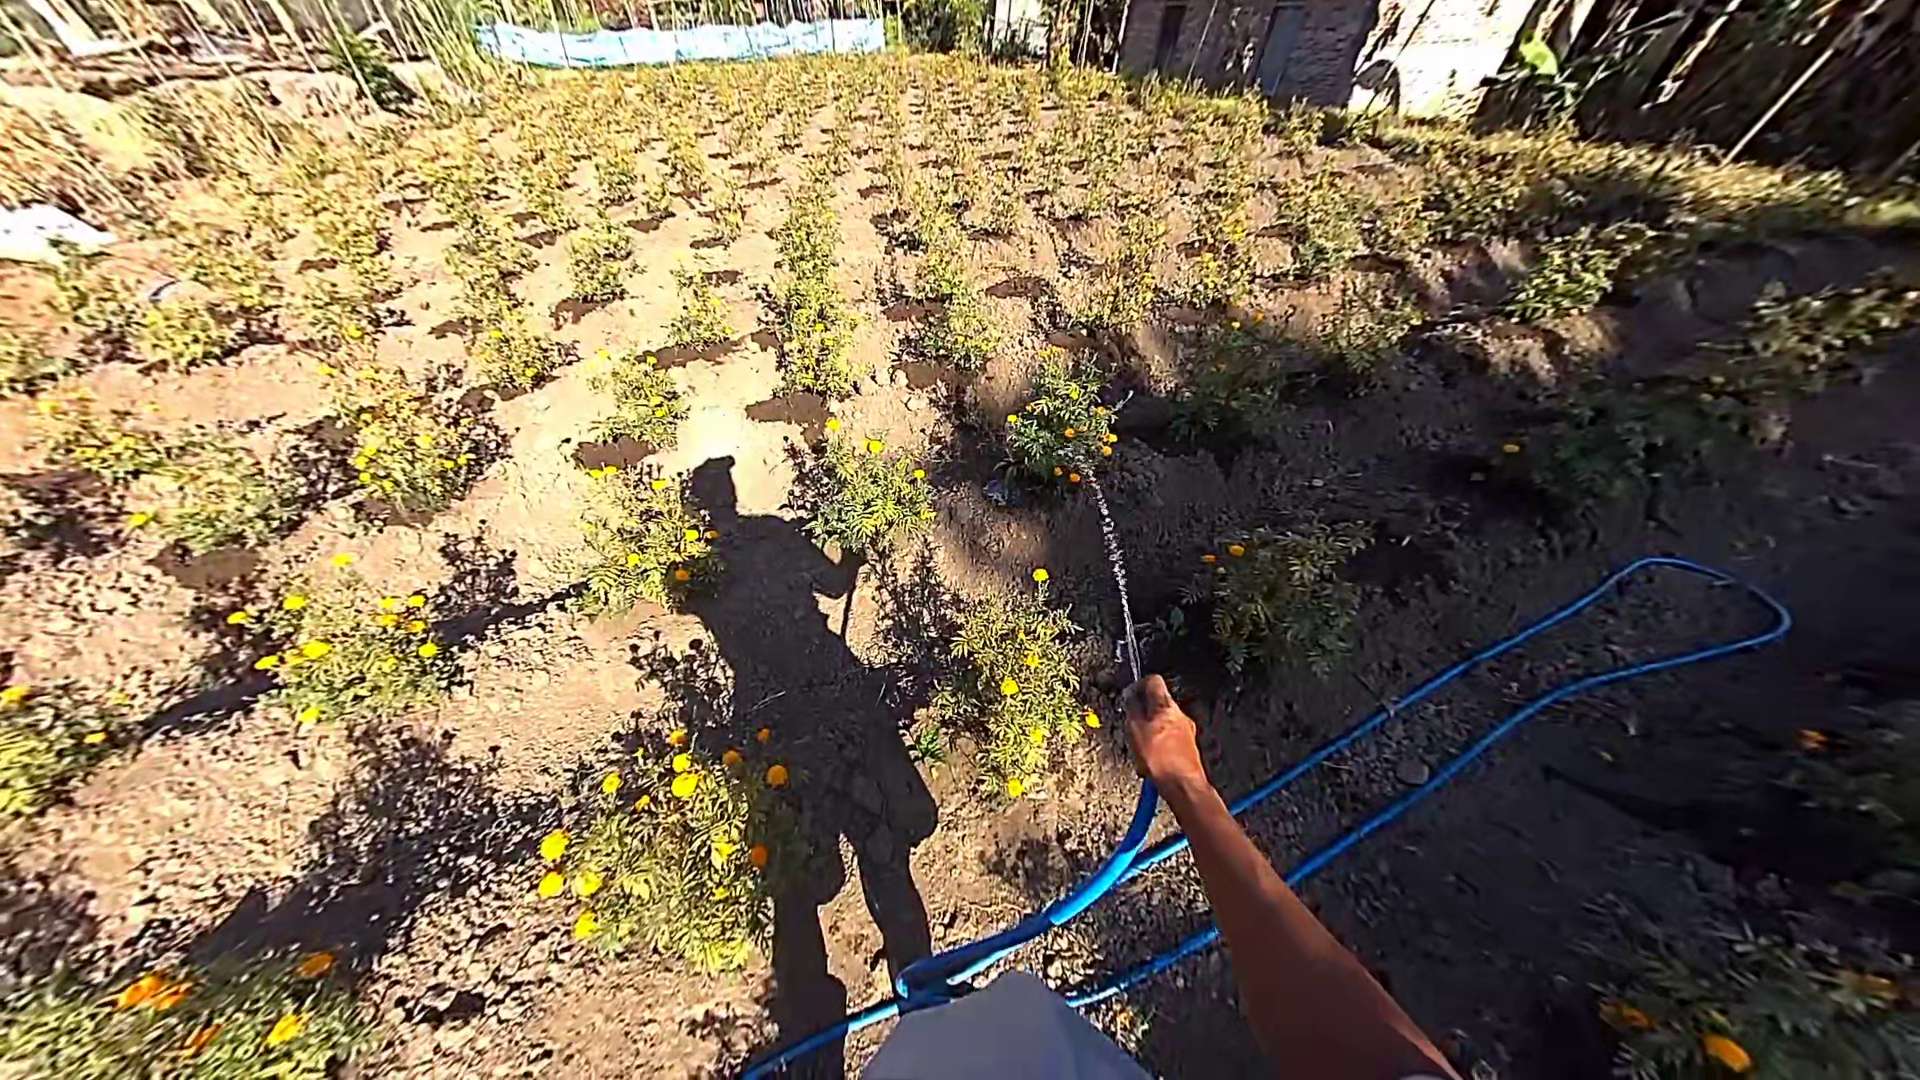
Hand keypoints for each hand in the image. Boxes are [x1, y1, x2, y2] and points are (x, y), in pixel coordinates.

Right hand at [1123, 675, 1208, 793]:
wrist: (1183, 786)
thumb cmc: (1160, 759)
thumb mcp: (1135, 729)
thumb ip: (1132, 709)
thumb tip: (1130, 695)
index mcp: (1166, 706)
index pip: (1153, 680)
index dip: (1139, 685)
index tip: (1130, 696)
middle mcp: (1180, 714)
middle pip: (1158, 702)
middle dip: (1143, 711)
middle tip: (1132, 724)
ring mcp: (1186, 730)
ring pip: (1163, 720)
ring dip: (1150, 728)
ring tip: (1140, 745)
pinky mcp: (1188, 747)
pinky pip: (1169, 737)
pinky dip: (1158, 742)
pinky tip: (1151, 757)